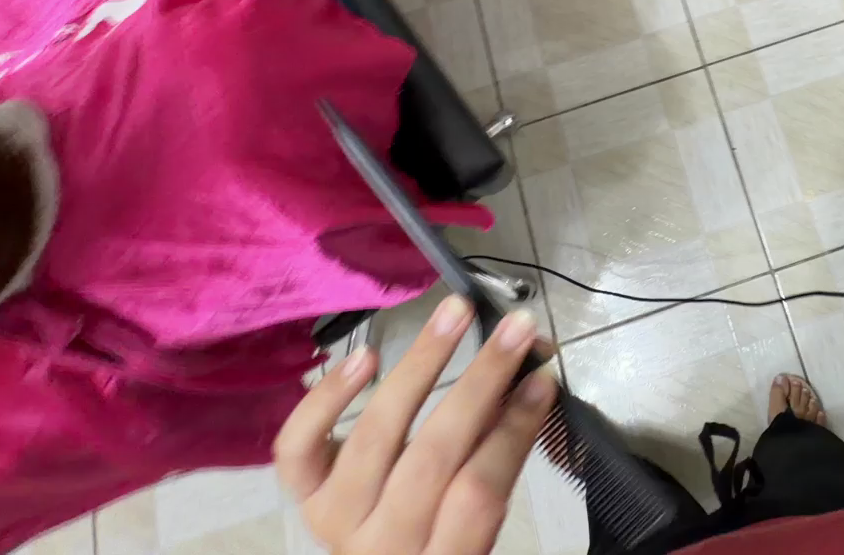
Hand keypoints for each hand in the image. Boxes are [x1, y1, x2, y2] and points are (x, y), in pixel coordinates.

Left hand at [274, 297, 557, 554]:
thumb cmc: (446, 537)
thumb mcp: (485, 517)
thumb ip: (502, 448)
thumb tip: (530, 370)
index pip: (478, 492)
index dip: (513, 430)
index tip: (543, 375)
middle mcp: (383, 547)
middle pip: (431, 457)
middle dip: (481, 381)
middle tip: (516, 327)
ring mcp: (337, 520)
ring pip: (375, 436)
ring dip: (421, 363)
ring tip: (455, 311)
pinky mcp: (305, 497)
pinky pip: (300, 448)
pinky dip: (327, 398)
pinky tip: (367, 356)